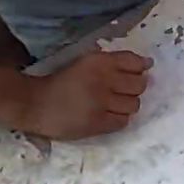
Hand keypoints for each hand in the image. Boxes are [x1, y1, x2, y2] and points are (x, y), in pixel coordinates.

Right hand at [0, 49, 150, 138]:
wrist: (34, 103)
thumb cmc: (63, 81)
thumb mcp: (86, 62)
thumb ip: (115, 61)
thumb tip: (148, 63)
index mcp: (100, 61)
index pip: (136, 63)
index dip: (139, 70)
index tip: (132, 75)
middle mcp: (103, 79)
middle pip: (140, 85)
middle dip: (134, 89)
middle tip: (119, 92)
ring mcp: (101, 102)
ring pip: (134, 105)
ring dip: (126, 105)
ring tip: (111, 105)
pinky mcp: (97, 122)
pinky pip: (123, 121)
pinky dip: (118, 119)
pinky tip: (106, 115)